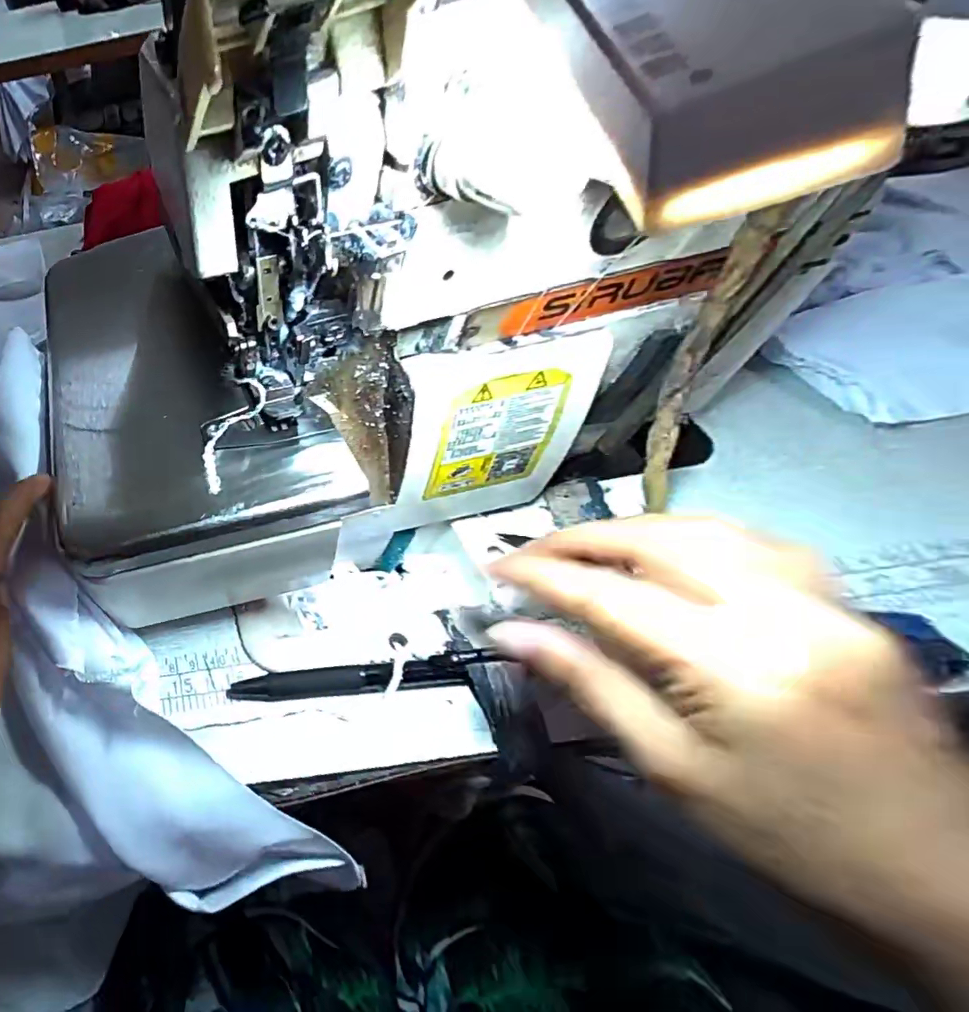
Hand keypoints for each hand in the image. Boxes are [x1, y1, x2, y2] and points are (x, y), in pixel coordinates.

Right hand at [488, 517, 968, 997]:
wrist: (948, 884)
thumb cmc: (789, 835)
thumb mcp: (670, 766)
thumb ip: (588, 683)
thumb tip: (509, 630)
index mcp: (739, 664)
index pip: (611, 594)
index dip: (541, 574)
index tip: (491, 567)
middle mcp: (790, 618)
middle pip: (662, 543)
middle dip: (580, 540)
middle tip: (527, 554)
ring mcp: (833, 610)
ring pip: (713, 531)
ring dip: (634, 530)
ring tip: (582, 548)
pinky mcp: (854, 615)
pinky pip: (762, 546)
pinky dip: (694, 536)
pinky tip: (664, 554)